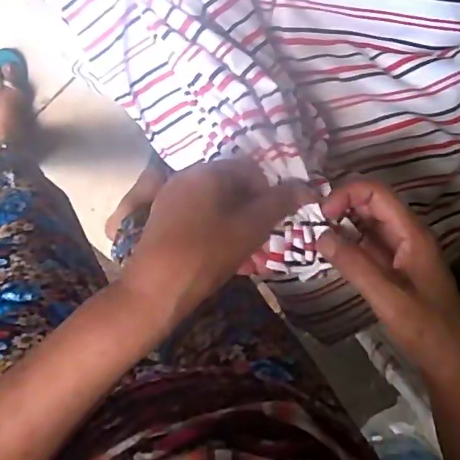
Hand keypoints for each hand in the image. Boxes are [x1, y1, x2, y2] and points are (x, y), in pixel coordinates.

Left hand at [116, 157, 312, 327]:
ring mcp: (170, 196)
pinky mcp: (162, 217)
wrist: (153, 291)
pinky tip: (220, 247)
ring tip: (244, 242)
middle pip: (230, 179)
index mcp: (205, 171)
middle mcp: (185, 175)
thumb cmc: (204, 255)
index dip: (268, 188)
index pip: (249, 167)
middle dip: (251, 202)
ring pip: (214, 196)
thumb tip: (305, 187)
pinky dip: (215, 221)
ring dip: (234, 213)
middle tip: (262, 230)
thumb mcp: (249, 229)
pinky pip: (198, 209)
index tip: (275, 215)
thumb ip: (278, 204)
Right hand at [315, 179, 459, 381]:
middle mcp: (408, 235)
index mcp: (412, 234)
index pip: (376, 193)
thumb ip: (354, 265)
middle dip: (341, 206)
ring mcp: (403, 251)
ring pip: (369, 224)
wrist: (454, 364)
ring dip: (343, 225)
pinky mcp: (397, 268)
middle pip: (372, 203)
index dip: (346, 194)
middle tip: (312, 225)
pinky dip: (350, 244)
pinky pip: (370, 244)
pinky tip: (332, 254)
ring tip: (315, 237)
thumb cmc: (427, 330)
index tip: (321, 215)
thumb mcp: (388, 299)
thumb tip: (319, 235)